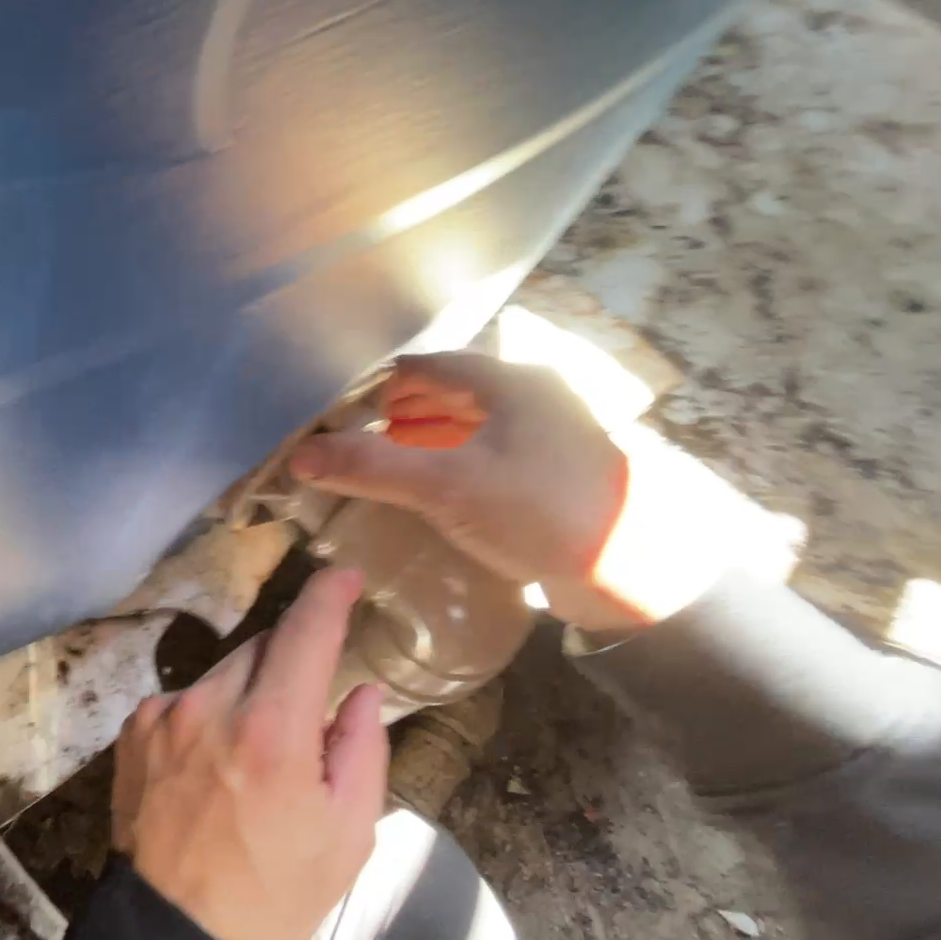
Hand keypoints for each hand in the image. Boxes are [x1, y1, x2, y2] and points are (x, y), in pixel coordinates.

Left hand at [110, 568, 388, 939]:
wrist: (175, 936)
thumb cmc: (275, 893)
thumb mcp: (347, 834)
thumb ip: (360, 748)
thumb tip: (357, 690)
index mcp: (270, 732)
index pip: (304, 636)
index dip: (327, 597)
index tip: (344, 574)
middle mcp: (208, 706)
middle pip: (261, 648)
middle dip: (290, 662)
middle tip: (304, 712)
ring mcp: (161, 714)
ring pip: (221, 671)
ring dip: (247, 690)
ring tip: (254, 753)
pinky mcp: (133, 728)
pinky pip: (184, 697)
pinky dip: (208, 711)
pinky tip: (212, 761)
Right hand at [286, 353, 712, 631]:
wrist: (641, 573)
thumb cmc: (540, 510)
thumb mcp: (445, 486)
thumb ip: (370, 466)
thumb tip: (299, 455)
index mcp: (509, 382)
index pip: (425, 366)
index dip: (377, 387)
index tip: (340, 417)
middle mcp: (532, 396)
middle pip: (447, 392)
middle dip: (397, 414)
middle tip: (356, 444)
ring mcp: (549, 435)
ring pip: (469, 424)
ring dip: (424, 439)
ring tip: (387, 467)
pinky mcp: (556, 473)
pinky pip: (488, 454)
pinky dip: (452, 463)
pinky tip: (435, 492)